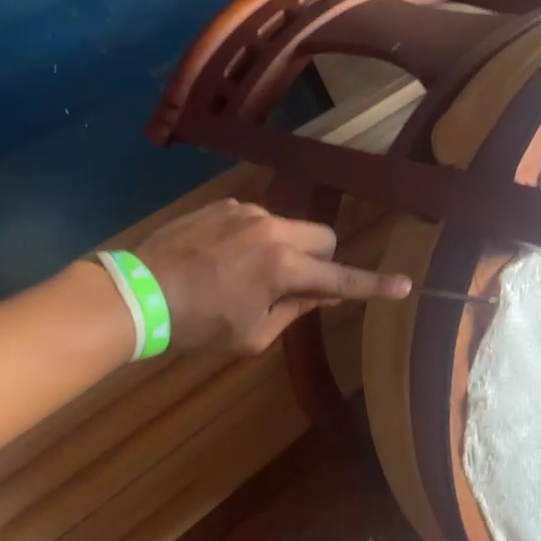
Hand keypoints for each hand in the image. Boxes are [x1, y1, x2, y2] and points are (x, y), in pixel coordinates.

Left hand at [130, 199, 411, 354]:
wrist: (135, 292)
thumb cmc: (196, 324)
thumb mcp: (251, 335)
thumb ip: (295, 310)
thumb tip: (324, 293)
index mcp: (282, 268)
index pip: (340, 278)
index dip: (373, 285)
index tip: (405, 285)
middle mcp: (273, 231)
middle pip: (324, 238)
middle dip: (320, 261)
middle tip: (295, 285)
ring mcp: (248, 213)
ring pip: (291, 229)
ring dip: (285, 250)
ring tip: (243, 274)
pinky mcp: (225, 205)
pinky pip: (259, 220)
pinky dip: (255, 240)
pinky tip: (223, 259)